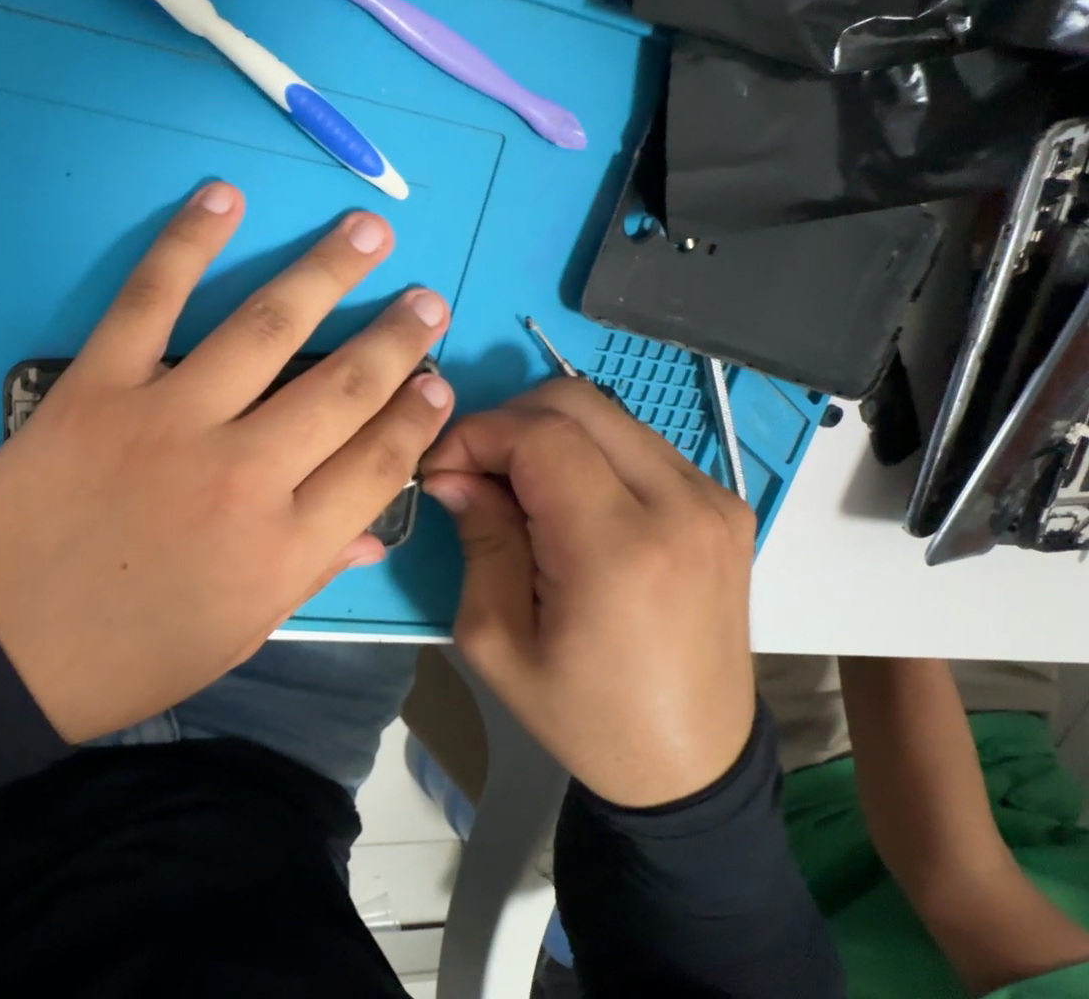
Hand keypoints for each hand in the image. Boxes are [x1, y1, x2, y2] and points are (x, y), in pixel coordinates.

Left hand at [0, 182, 453, 742]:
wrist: (8, 647)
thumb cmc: (128, 655)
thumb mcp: (235, 637)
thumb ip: (307, 574)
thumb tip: (374, 532)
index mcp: (283, 548)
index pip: (377, 463)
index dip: (417, 417)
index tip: (437, 381)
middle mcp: (243, 475)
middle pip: (342, 388)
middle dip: (396, 338)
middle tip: (426, 300)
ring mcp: (168, 422)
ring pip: (266, 328)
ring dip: (326, 271)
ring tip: (368, 231)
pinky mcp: (97, 389)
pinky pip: (151, 300)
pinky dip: (188, 242)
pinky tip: (225, 199)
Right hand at [420, 379, 756, 806]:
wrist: (688, 759)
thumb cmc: (581, 714)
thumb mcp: (495, 640)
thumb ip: (479, 541)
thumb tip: (454, 475)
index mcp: (618, 548)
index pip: (539, 434)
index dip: (475, 435)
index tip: (439, 471)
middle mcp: (680, 506)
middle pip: (576, 402)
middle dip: (505, 422)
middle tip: (470, 473)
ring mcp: (713, 501)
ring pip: (608, 414)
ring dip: (545, 435)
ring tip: (512, 491)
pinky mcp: (724, 506)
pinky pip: (637, 443)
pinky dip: (585, 452)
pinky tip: (562, 502)